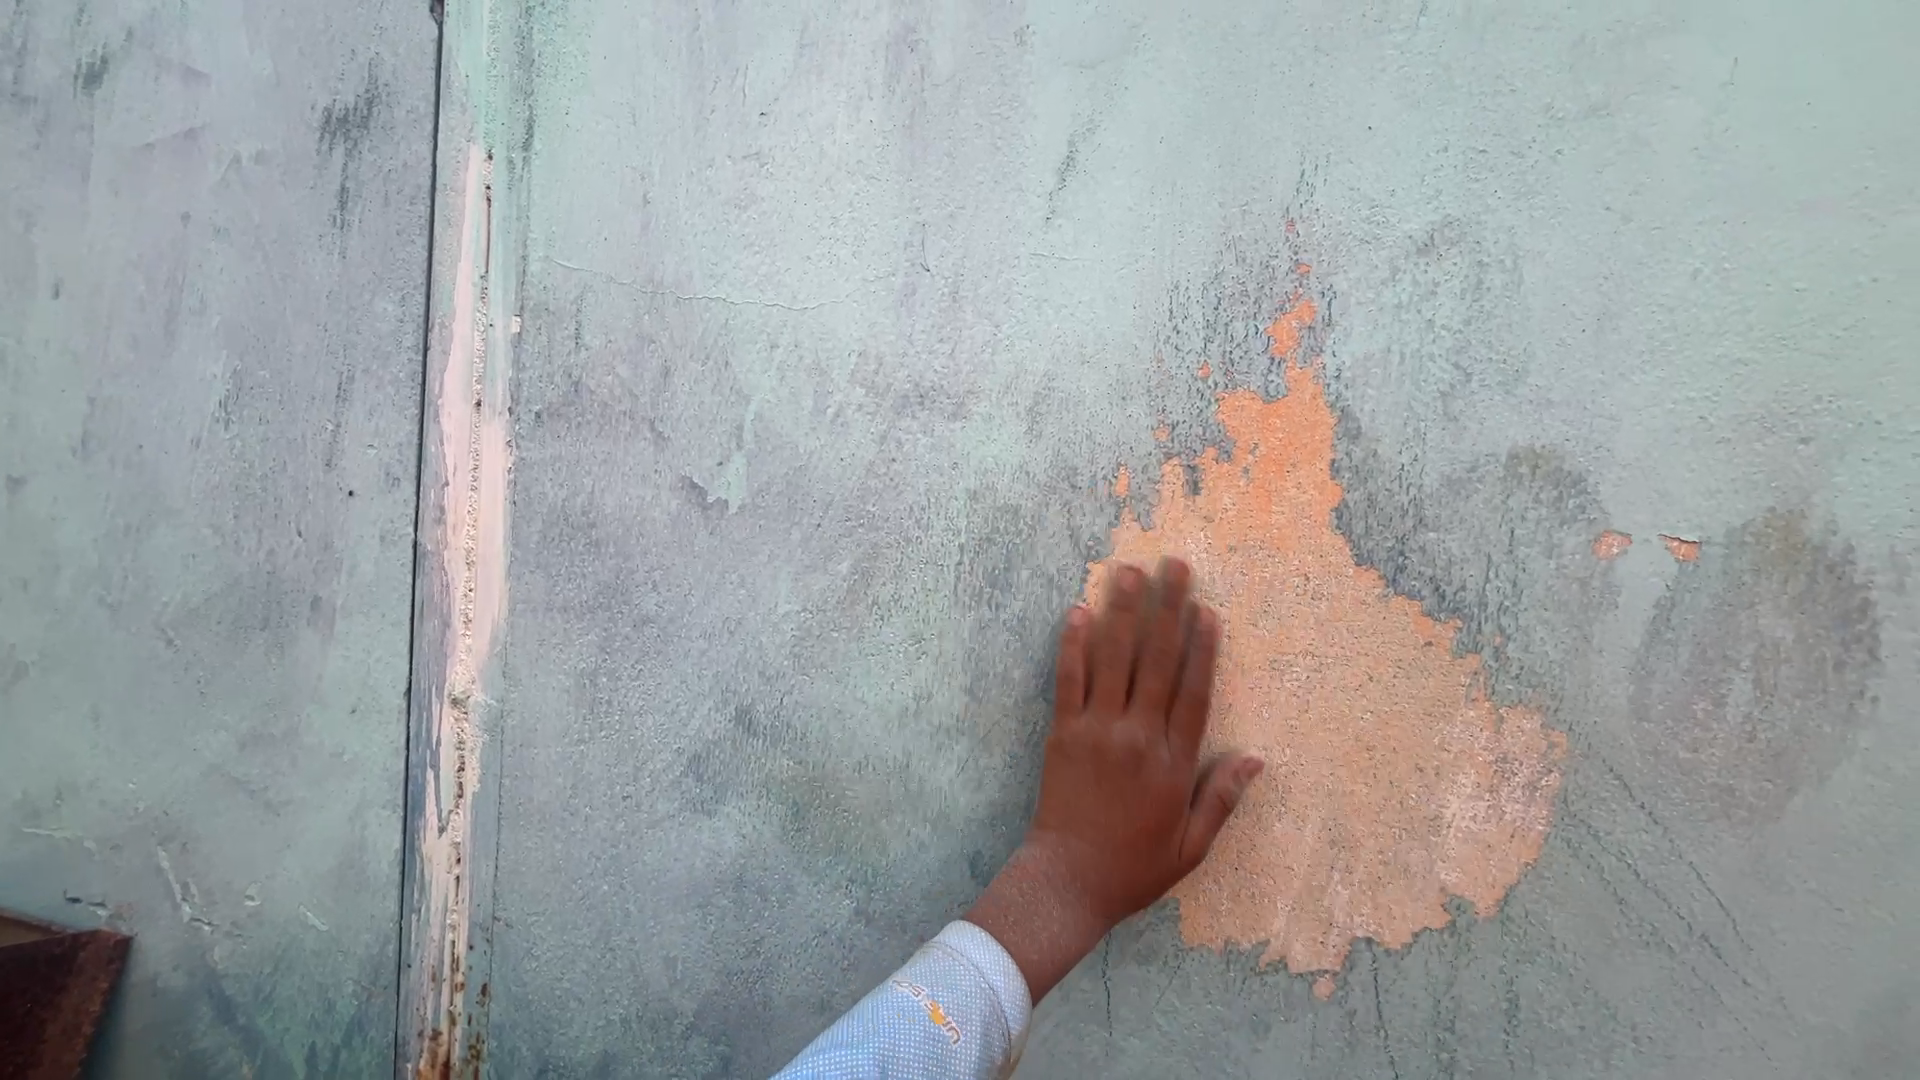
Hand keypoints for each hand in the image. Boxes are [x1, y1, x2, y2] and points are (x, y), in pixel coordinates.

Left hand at [965, 558, 1264, 1001]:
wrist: (1068, 881)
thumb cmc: (1133, 866)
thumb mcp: (1192, 845)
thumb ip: (1222, 797)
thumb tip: (1257, 759)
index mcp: (1173, 762)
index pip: (1194, 692)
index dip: (1203, 648)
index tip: (1208, 610)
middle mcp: (1138, 736)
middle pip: (1158, 662)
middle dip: (1167, 610)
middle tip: (1174, 567)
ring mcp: (1097, 730)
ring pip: (1114, 660)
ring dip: (1123, 612)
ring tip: (1129, 572)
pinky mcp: (1062, 732)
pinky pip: (1068, 680)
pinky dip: (1073, 645)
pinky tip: (1078, 611)